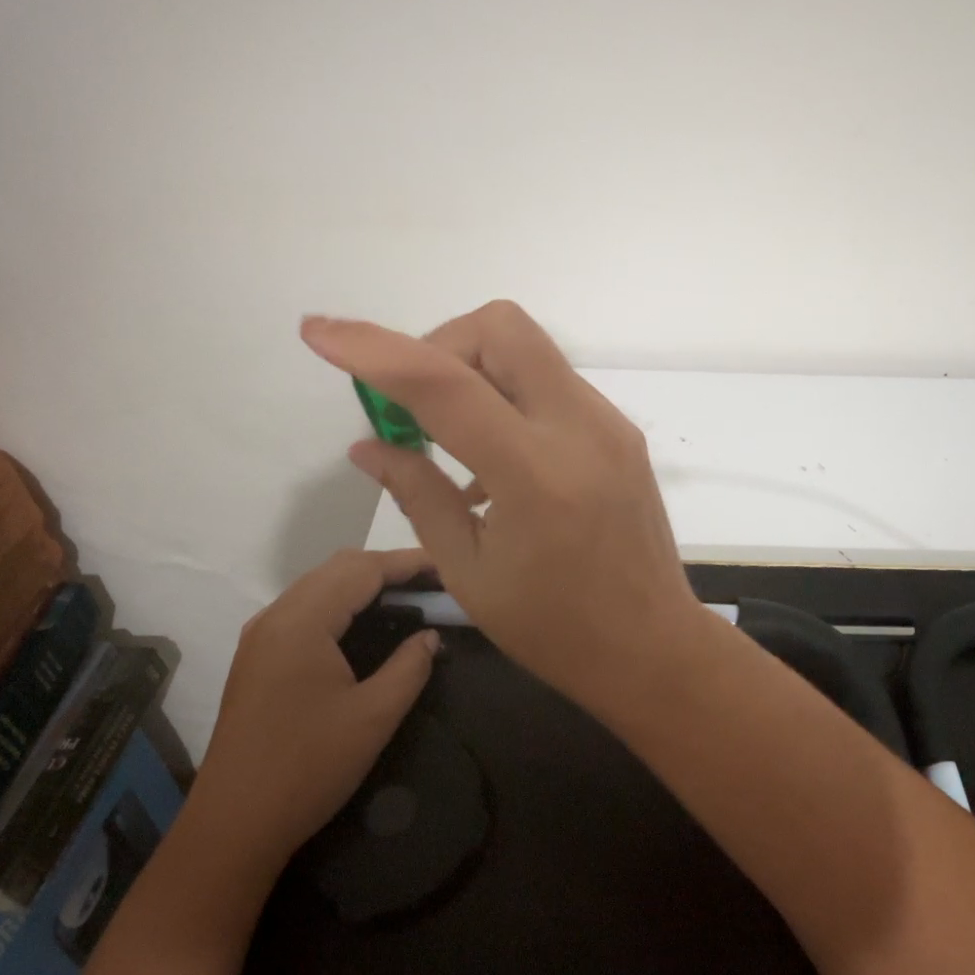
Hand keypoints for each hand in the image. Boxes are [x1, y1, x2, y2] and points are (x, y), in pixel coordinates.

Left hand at [192, 549, 441, 860]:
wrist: (234, 825)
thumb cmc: (308, 767)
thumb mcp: (374, 716)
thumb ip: (410, 666)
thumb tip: (430, 636)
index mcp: (301, 622)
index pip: (363, 569)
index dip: (409, 563)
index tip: (450, 566)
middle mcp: (275, 617)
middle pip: (338, 568)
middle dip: (388, 568)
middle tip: (434, 584)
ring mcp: (260, 637)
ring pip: (319, 586)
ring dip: (363, 584)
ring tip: (409, 600)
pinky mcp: (257, 659)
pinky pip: (305, 610)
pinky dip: (341, 604)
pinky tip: (366, 626)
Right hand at [299, 301, 703, 692]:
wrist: (653, 647)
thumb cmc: (554, 629)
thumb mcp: (469, 572)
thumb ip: (418, 495)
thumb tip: (367, 445)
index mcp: (535, 474)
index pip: (445, 384)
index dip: (374, 350)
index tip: (320, 331)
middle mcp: (580, 429)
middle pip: (500, 328)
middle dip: (439, 346)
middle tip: (412, 408)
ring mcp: (610, 424)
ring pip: (529, 349)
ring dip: (474, 370)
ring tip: (448, 439)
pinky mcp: (622, 432)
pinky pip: (552, 383)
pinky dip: (509, 397)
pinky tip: (492, 460)